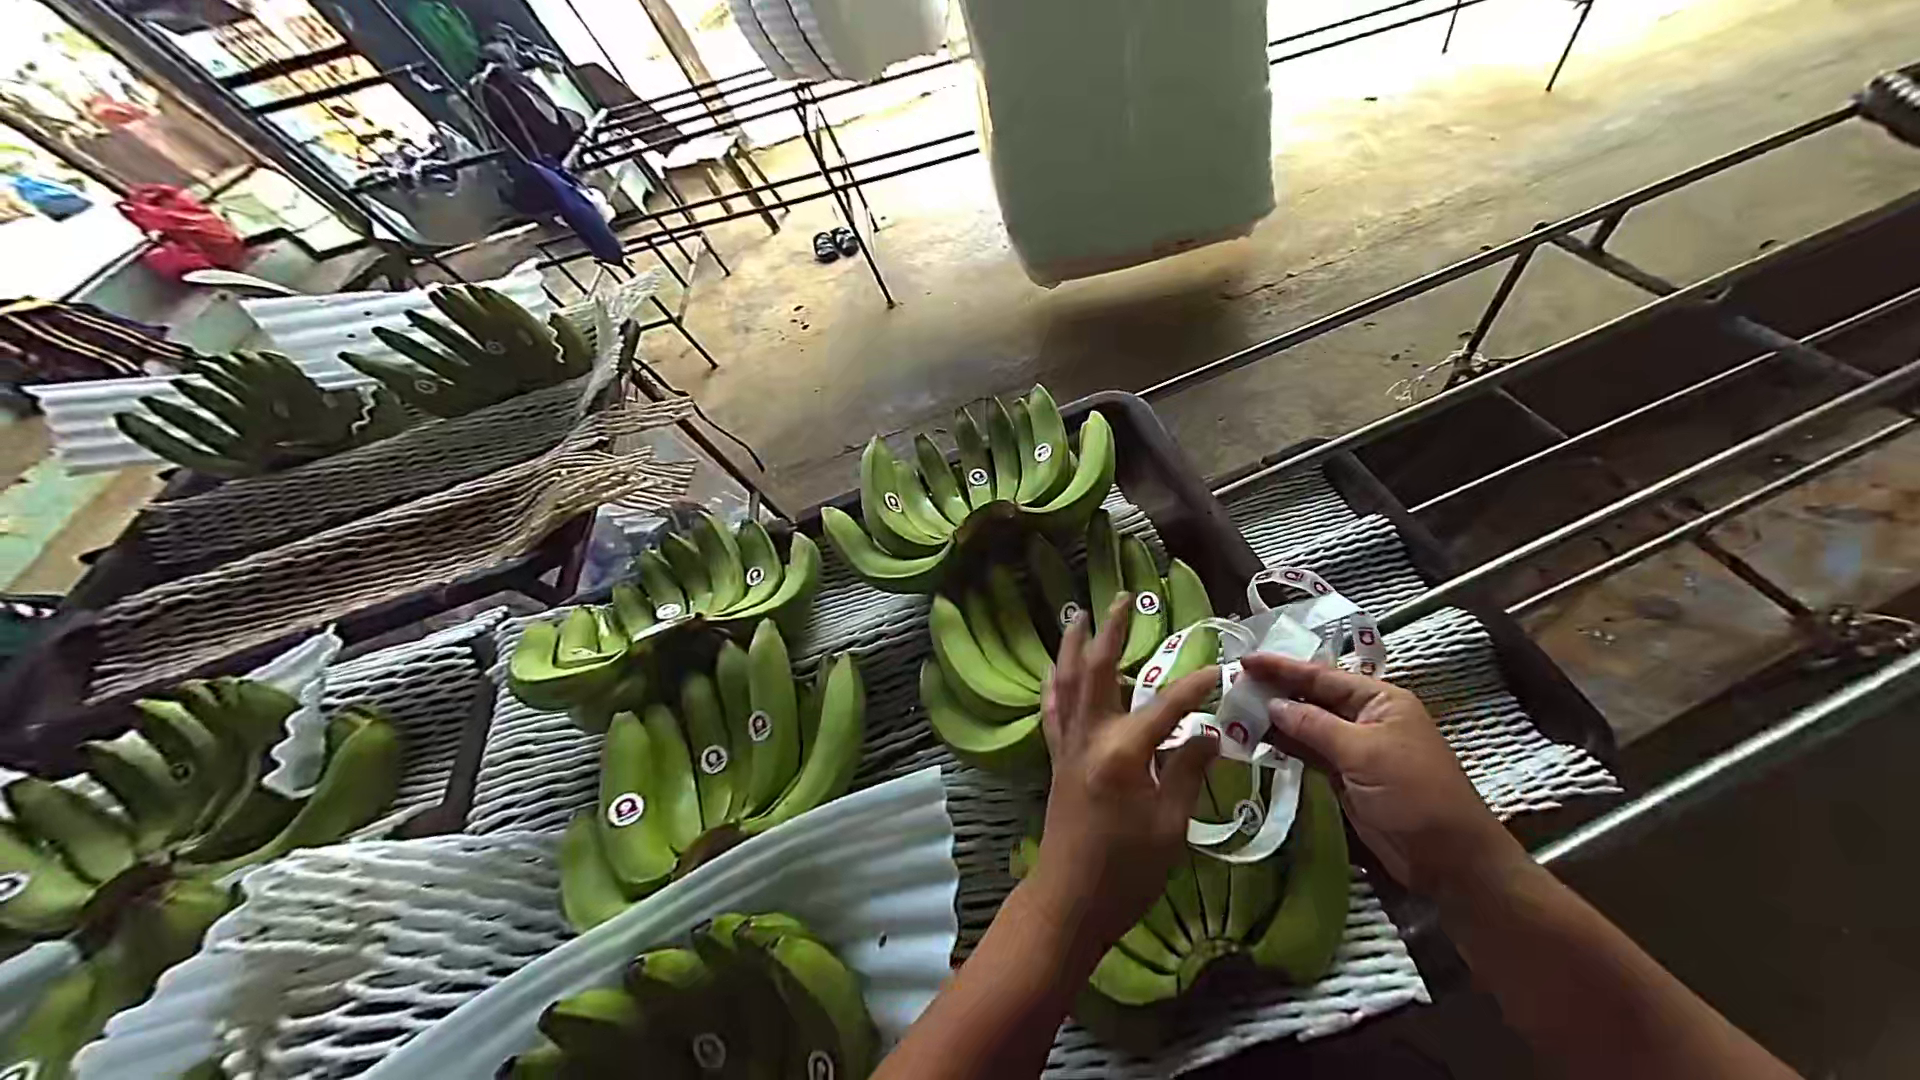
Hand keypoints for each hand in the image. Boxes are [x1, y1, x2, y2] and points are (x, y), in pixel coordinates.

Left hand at [1032, 594, 1219, 953]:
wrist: (1069, 899)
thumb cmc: (1127, 870)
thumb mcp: (1171, 825)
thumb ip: (1187, 772)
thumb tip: (1208, 734)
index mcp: (1123, 753)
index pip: (1166, 706)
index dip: (1195, 686)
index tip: (1219, 671)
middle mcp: (1089, 737)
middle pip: (1096, 670)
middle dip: (1109, 631)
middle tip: (1120, 598)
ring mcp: (1067, 744)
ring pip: (1065, 681)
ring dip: (1071, 646)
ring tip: (1077, 616)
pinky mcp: (1057, 756)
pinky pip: (1053, 708)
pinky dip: (1055, 683)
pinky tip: (1055, 669)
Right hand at [1246, 653, 1524, 900]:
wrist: (1449, 860)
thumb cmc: (1415, 795)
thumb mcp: (1364, 753)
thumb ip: (1314, 725)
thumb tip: (1272, 704)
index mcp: (1379, 700)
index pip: (1321, 676)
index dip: (1281, 667)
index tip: (1244, 661)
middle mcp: (1364, 717)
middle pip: (1310, 696)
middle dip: (1273, 690)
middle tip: (1232, 684)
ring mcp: (1352, 747)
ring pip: (1303, 723)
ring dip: (1272, 718)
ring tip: (1234, 709)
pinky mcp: (1342, 774)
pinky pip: (1305, 750)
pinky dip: (1281, 744)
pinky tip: (1253, 738)